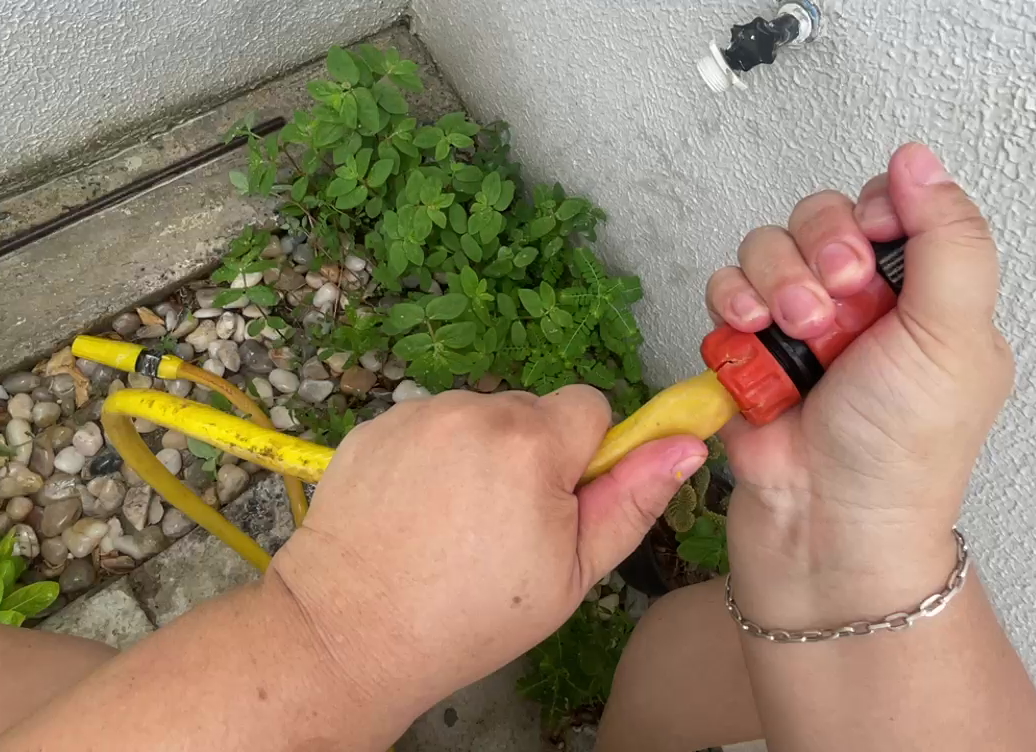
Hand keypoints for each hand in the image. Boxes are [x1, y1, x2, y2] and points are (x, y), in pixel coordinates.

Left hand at [267, 386, 705, 712]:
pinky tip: (414, 506)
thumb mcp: (573, 573)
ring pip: (480, 415)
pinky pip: (430, 422)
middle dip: (531, 452)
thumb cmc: (474, 614)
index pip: (589, 404)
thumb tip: (686, 443)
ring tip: (452, 518)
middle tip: (502, 519)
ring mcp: (420, 410)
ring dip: (480, 451)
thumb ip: (633, 500)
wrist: (349, 631)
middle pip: (531, 411)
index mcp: (533, 441)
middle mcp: (476, 408)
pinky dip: (433, 452)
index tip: (558, 498)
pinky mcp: (379, 421)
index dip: (583, 453)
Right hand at [705, 144, 1012, 613]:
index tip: (872, 259)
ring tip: (792, 330)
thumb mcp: (953, 337)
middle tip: (833, 304)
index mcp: (919, 288)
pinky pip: (725, 281)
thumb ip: (947, 239)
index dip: (871, 214)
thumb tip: (919, 156)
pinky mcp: (746, 334)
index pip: (887, 202)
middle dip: (819, 251)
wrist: (824, 516)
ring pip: (766, 242)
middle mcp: (855, 293)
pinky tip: (749, 331)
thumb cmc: (902, 444)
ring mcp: (795, 312)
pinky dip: (732, 300)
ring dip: (774, 280)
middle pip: (820, 214)